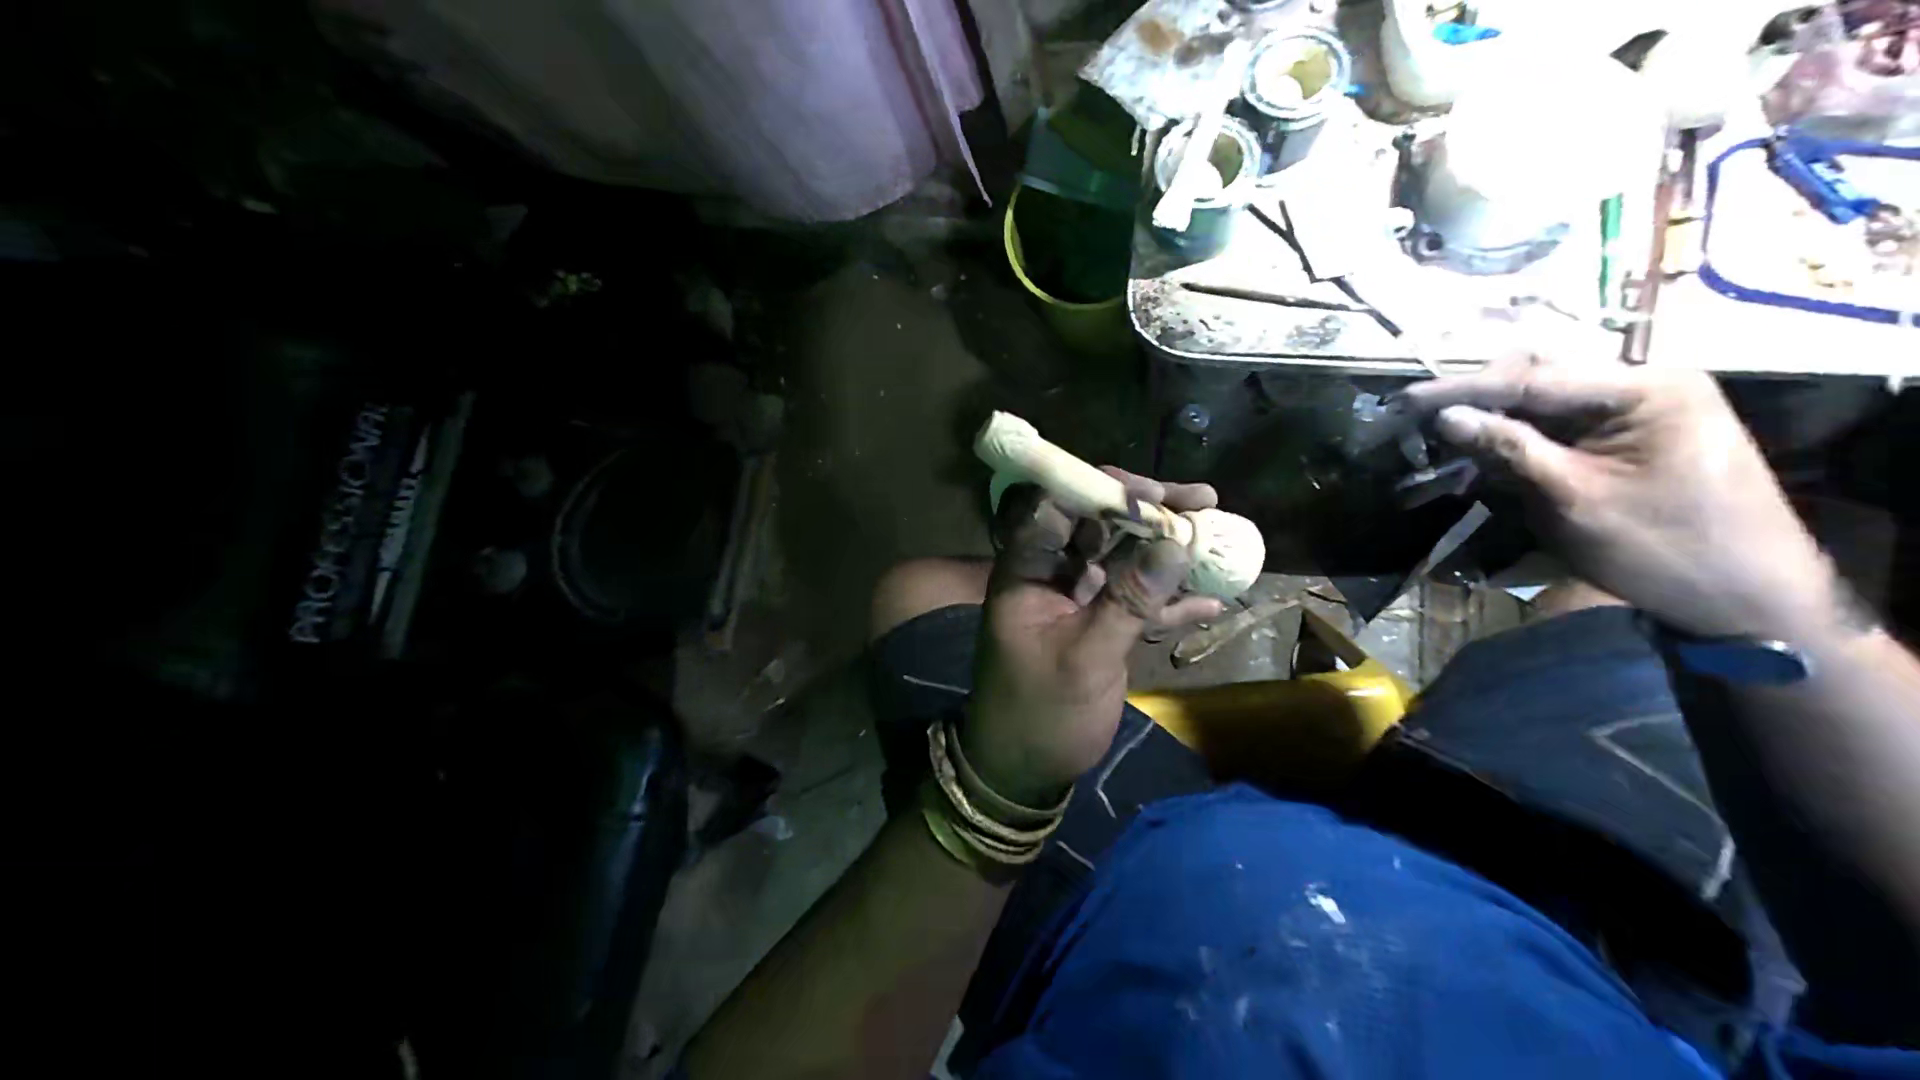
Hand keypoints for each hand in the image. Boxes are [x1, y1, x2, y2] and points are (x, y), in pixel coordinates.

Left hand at [965, 470, 1226, 804]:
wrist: (1025, 770)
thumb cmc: (1041, 714)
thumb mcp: (1086, 657)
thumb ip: (1129, 600)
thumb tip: (1176, 542)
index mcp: (1027, 572)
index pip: (1059, 507)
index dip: (1105, 490)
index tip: (1155, 494)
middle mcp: (1050, 576)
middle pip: (1098, 524)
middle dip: (1147, 510)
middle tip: (1202, 500)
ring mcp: (1076, 600)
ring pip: (1122, 557)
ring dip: (1165, 548)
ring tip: (1217, 532)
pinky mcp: (1097, 625)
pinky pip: (1134, 599)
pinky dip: (1168, 599)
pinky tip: (1211, 602)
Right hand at [1400, 351, 1839, 638]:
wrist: (1749, 599)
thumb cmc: (1664, 548)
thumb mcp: (1573, 498)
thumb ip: (1509, 449)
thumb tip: (1444, 417)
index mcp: (1645, 389)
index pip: (1532, 378)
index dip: (1461, 389)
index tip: (1404, 399)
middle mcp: (1644, 385)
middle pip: (1539, 376)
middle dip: (1477, 396)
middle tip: (1419, 418)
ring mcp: (1641, 409)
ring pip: (1546, 398)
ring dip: (1494, 416)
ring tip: (1443, 433)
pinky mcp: (1632, 435)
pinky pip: (1562, 422)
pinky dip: (1519, 434)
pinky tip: (1486, 447)